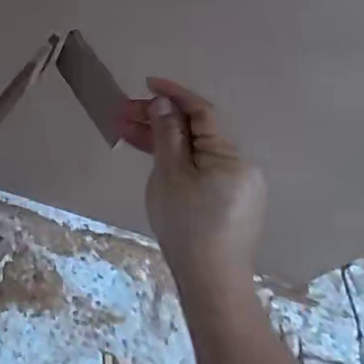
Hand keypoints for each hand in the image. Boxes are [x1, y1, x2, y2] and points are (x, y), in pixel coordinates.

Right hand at [120, 77, 266, 284]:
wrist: (210, 280)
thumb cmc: (187, 223)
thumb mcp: (170, 173)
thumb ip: (167, 134)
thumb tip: (163, 103)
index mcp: (230, 155)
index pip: (202, 112)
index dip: (174, 94)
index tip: (146, 83)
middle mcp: (239, 166)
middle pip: (197, 131)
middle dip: (160, 118)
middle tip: (123, 113)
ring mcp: (236, 185)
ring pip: (195, 150)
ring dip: (162, 138)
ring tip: (126, 131)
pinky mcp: (228, 202)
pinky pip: (199, 168)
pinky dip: (174, 158)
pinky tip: (150, 155)